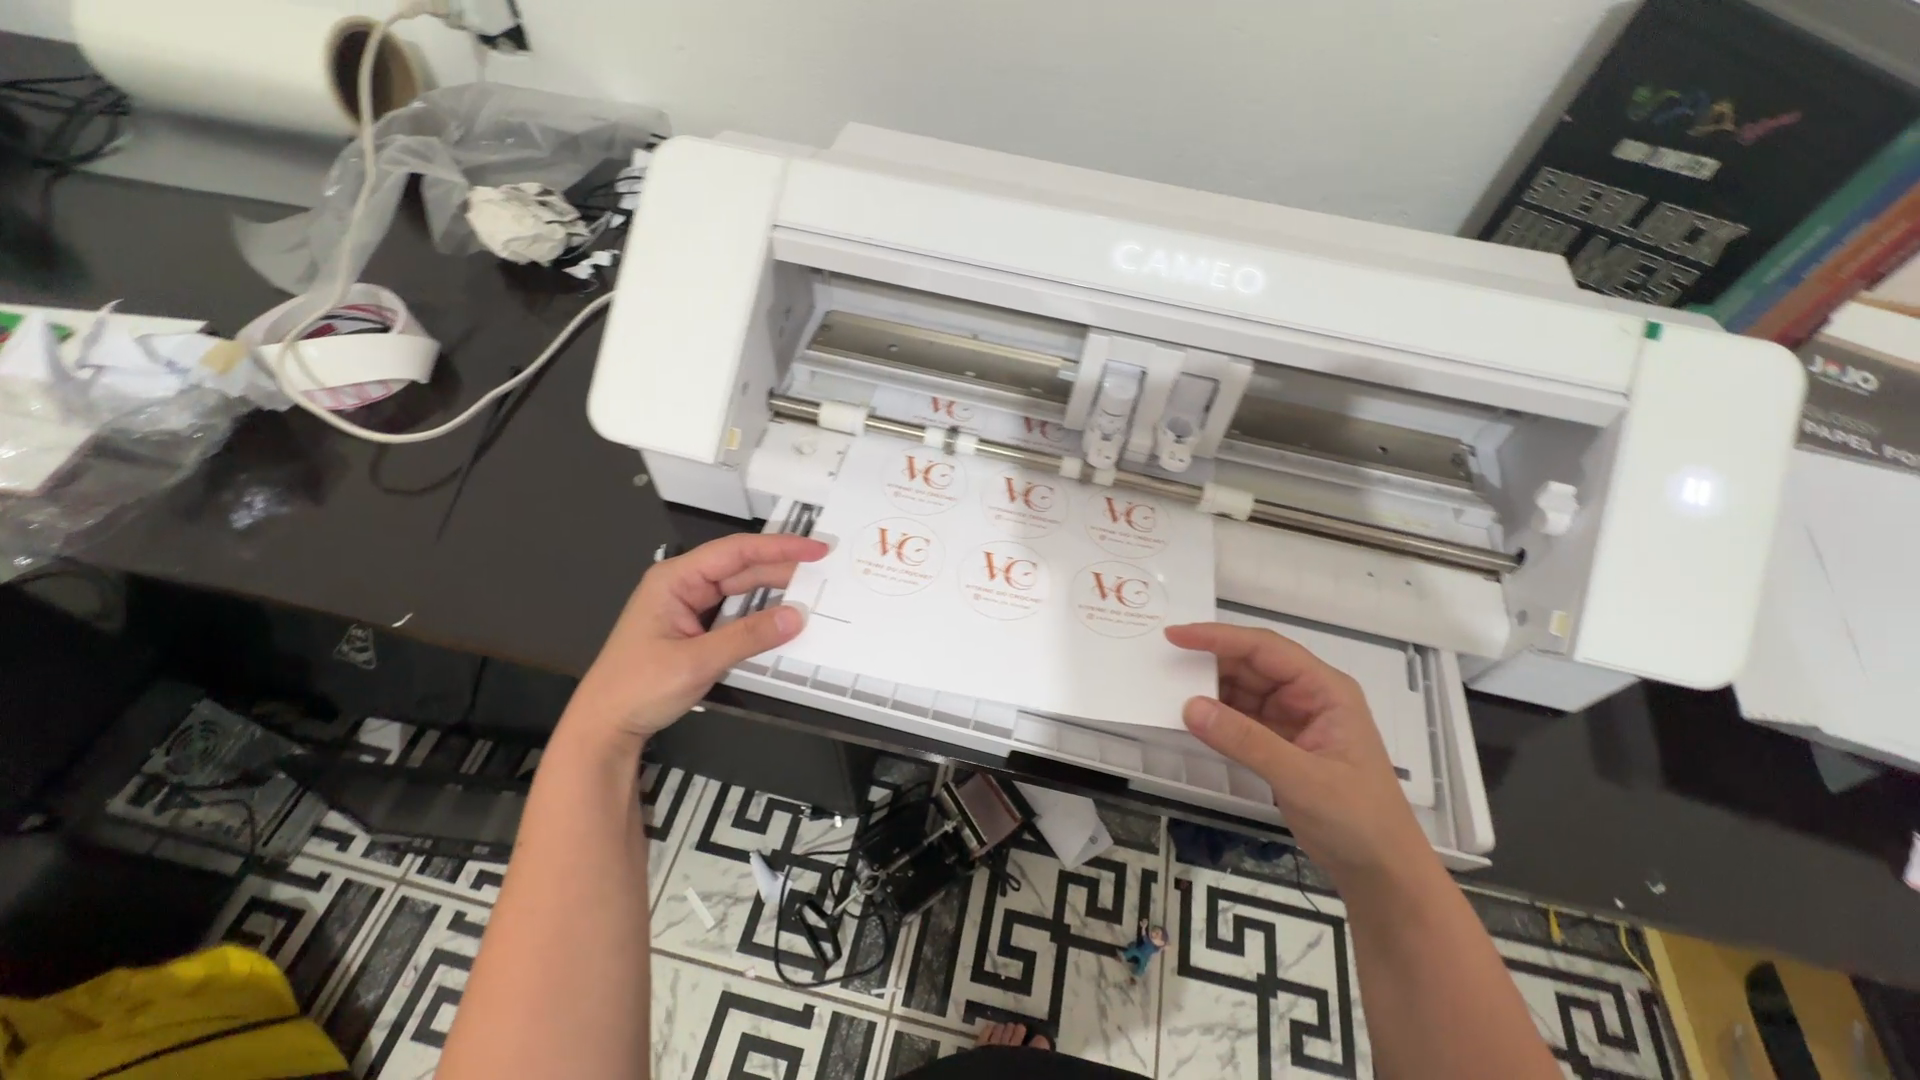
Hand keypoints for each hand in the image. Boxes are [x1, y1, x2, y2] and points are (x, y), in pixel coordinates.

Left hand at [562, 533, 827, 745]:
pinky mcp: (694, 631)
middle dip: (781, 570)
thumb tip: (797, 616)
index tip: (814, 550)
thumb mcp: (698, 661)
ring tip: (812, 592)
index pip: (735, 552)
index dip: (778, 548)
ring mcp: (688, 609)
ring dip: (773, 593)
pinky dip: (759, 616)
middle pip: (740, 570)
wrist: (605, 726)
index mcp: (675, 579)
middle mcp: (682, 586)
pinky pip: (734, 615)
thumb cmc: (640, 687)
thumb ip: (749, 636)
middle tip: (823, 573)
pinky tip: (783, 619)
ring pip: (739, 593)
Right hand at [1165, 622, 1431, 881]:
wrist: (1381, 871)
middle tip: (1163, 663)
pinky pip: (1242, 720)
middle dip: (1210, 662)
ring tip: (1168, 689)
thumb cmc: (1356, 819)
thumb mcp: (1301, 777)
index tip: (1176, 636)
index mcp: (1325, 690)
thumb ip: (1245, 740)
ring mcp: (1294, 721)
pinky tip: (1191, 719)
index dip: (1219, 638)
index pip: (1266, 649)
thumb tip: (1190, 706)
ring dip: (1210, 691)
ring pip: (1244, 692)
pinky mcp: (1281, 747)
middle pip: (1252, 665)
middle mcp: (1309, 697)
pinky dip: (1216, 719)